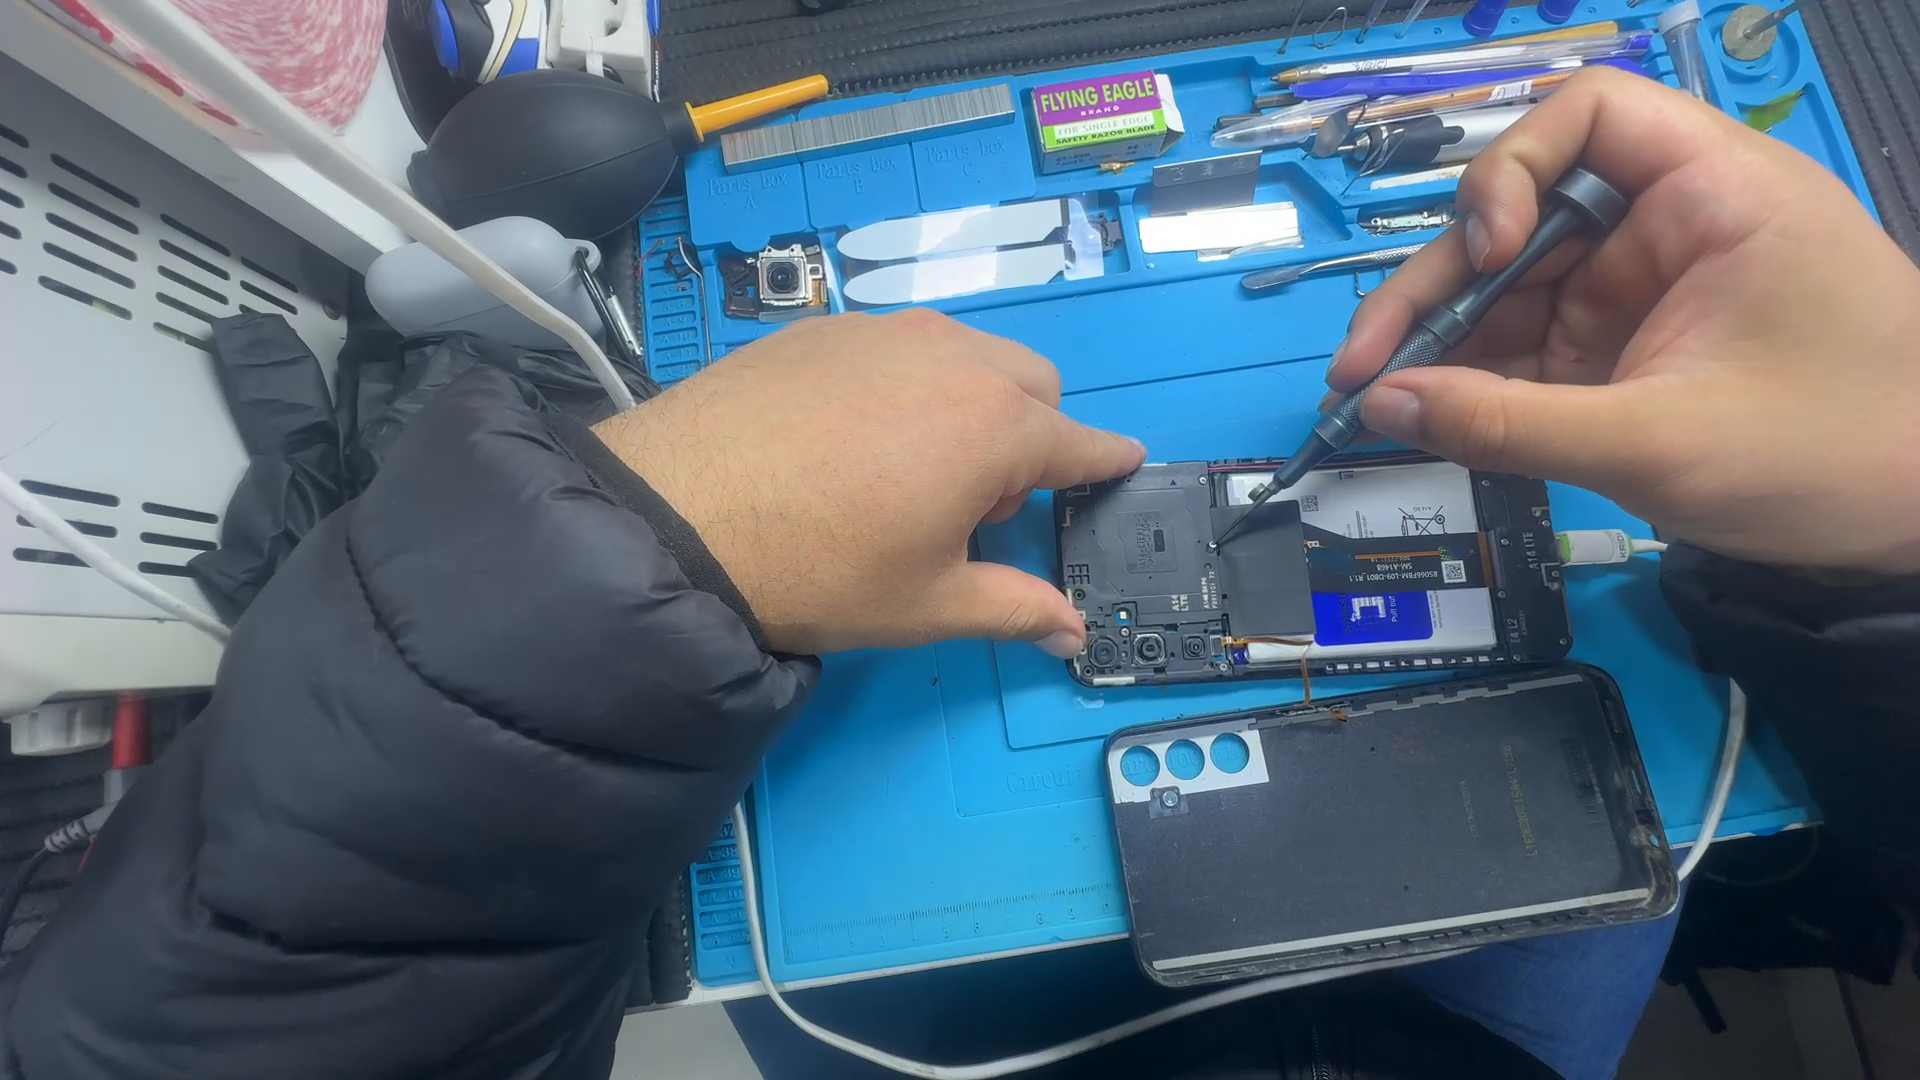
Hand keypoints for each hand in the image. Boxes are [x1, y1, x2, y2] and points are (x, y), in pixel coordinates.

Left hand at [592, 310, 1144, 655]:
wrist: (674, 520)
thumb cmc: (820, 572)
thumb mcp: (927, 604)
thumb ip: (1015, 610)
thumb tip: (1073, 635)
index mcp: (994, 428)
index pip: (1079, 441)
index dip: (1106, 459)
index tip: (1122, 462)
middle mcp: (951, 360)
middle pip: (1032, 385)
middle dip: (1028, 436)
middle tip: (972, 500)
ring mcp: (884, 332)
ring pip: (966, 356)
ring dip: (970, 404)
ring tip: (907, 465)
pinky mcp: (825, 327)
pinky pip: (900, 345)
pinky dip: (909, 382)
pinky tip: (851, 433)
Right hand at [1328, 67, 1919, 574]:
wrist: (1903, 527)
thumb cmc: (1827, 458)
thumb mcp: (1654, 443)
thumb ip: (1504, 424)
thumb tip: (1377, 405)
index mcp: (1705, 201)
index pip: (1590, 116)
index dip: (1514, 170)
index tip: (1488, 253)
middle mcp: (1644, 235)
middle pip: (1502, 226)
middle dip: (1423, 295)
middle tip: (1356, 370)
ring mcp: (1609, 300)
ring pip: (1483, 296)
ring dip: (1418, 347)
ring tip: (1361, 401)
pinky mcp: (1586, 356)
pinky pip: (1496, 355)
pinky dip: (1444, 384)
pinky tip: (1402, 414)